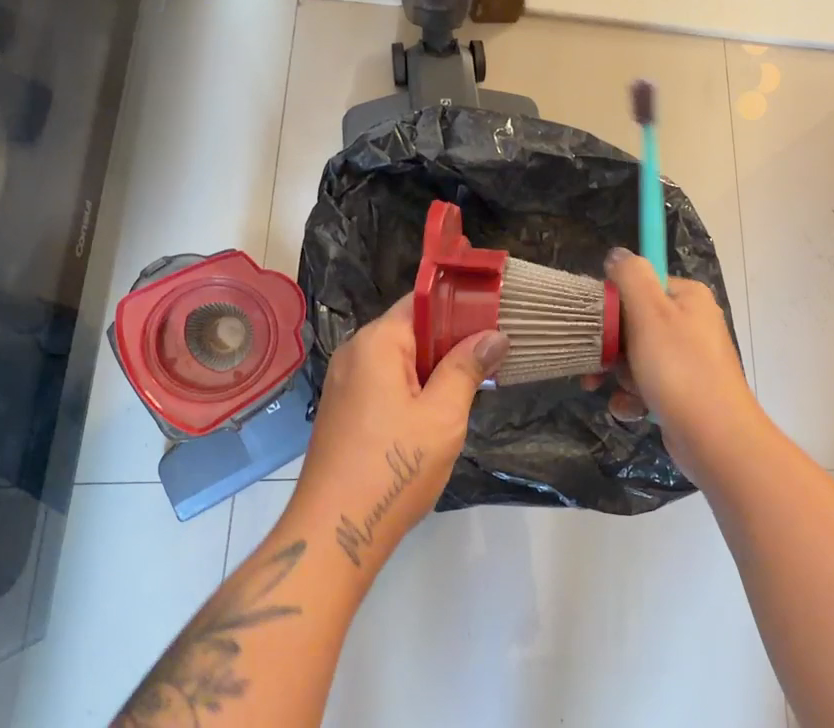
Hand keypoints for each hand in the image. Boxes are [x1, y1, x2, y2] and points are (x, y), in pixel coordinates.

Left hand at [290, 297, 506, 576]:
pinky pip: (387, 382)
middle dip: (453, 341)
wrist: (334, 533)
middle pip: (413, 329)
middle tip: (495, 356)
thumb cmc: (394, 468)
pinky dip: (415, 388)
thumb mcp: (443, 416)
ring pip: (402, 359)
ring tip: (476, 385)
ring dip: (436, 368)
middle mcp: (355, 352)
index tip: (499, 315)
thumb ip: (468, 367)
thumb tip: (494, 334)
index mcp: (377, 342)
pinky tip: (440, 412)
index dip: (463, 304)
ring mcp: (346, 383)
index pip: (424, 300)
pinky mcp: (346, 410)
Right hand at [582, 247, 760, 476]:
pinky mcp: (683, 392)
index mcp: (687, 297)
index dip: (613, 304)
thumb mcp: (650, 313)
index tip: (594, 324)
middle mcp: (691, 323)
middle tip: (595, 367)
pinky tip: (631, 410)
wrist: (716, 438)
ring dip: (619, 376)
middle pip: (633, 324)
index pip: (639, 285)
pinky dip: (633, 398)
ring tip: (614, 391)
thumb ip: (631, 276)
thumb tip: (617, 254)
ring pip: (635, 358)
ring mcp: (689, 360)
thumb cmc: (680, 370)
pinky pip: (646, 386)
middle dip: (611, 348)